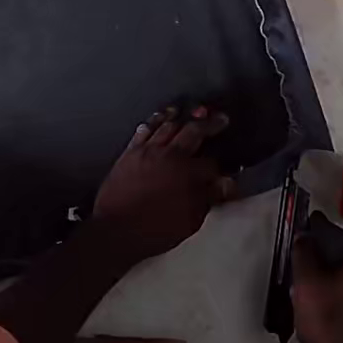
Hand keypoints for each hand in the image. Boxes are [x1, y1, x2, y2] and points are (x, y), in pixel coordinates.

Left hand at [92, 106, 233, 262]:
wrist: (115, 231)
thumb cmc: (156, 229)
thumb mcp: (191, 220)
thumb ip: (209, 198)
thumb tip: (227, 183)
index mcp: (187, 172)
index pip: (210, 162)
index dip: (220, 165)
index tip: (224, 167)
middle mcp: (169, 155)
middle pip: (193, 131)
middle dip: (209, 124)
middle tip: (219, 118)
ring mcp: (147, 151)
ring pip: (167, 126)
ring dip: (180, 117)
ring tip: (188, 111)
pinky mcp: (128, 154)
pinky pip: (142, 132)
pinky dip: (153, 123)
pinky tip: (158, 119)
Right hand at [292, 232, 342, 342]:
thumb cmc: (327, 319)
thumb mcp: (308, 283)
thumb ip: (304, 253)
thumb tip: (304, 234)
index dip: (325, 229)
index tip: (307, 228)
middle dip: (328, 249)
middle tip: (305, 250)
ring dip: (332, 268)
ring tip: (309, 270)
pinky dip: (338, 284)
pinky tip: (322, 290)